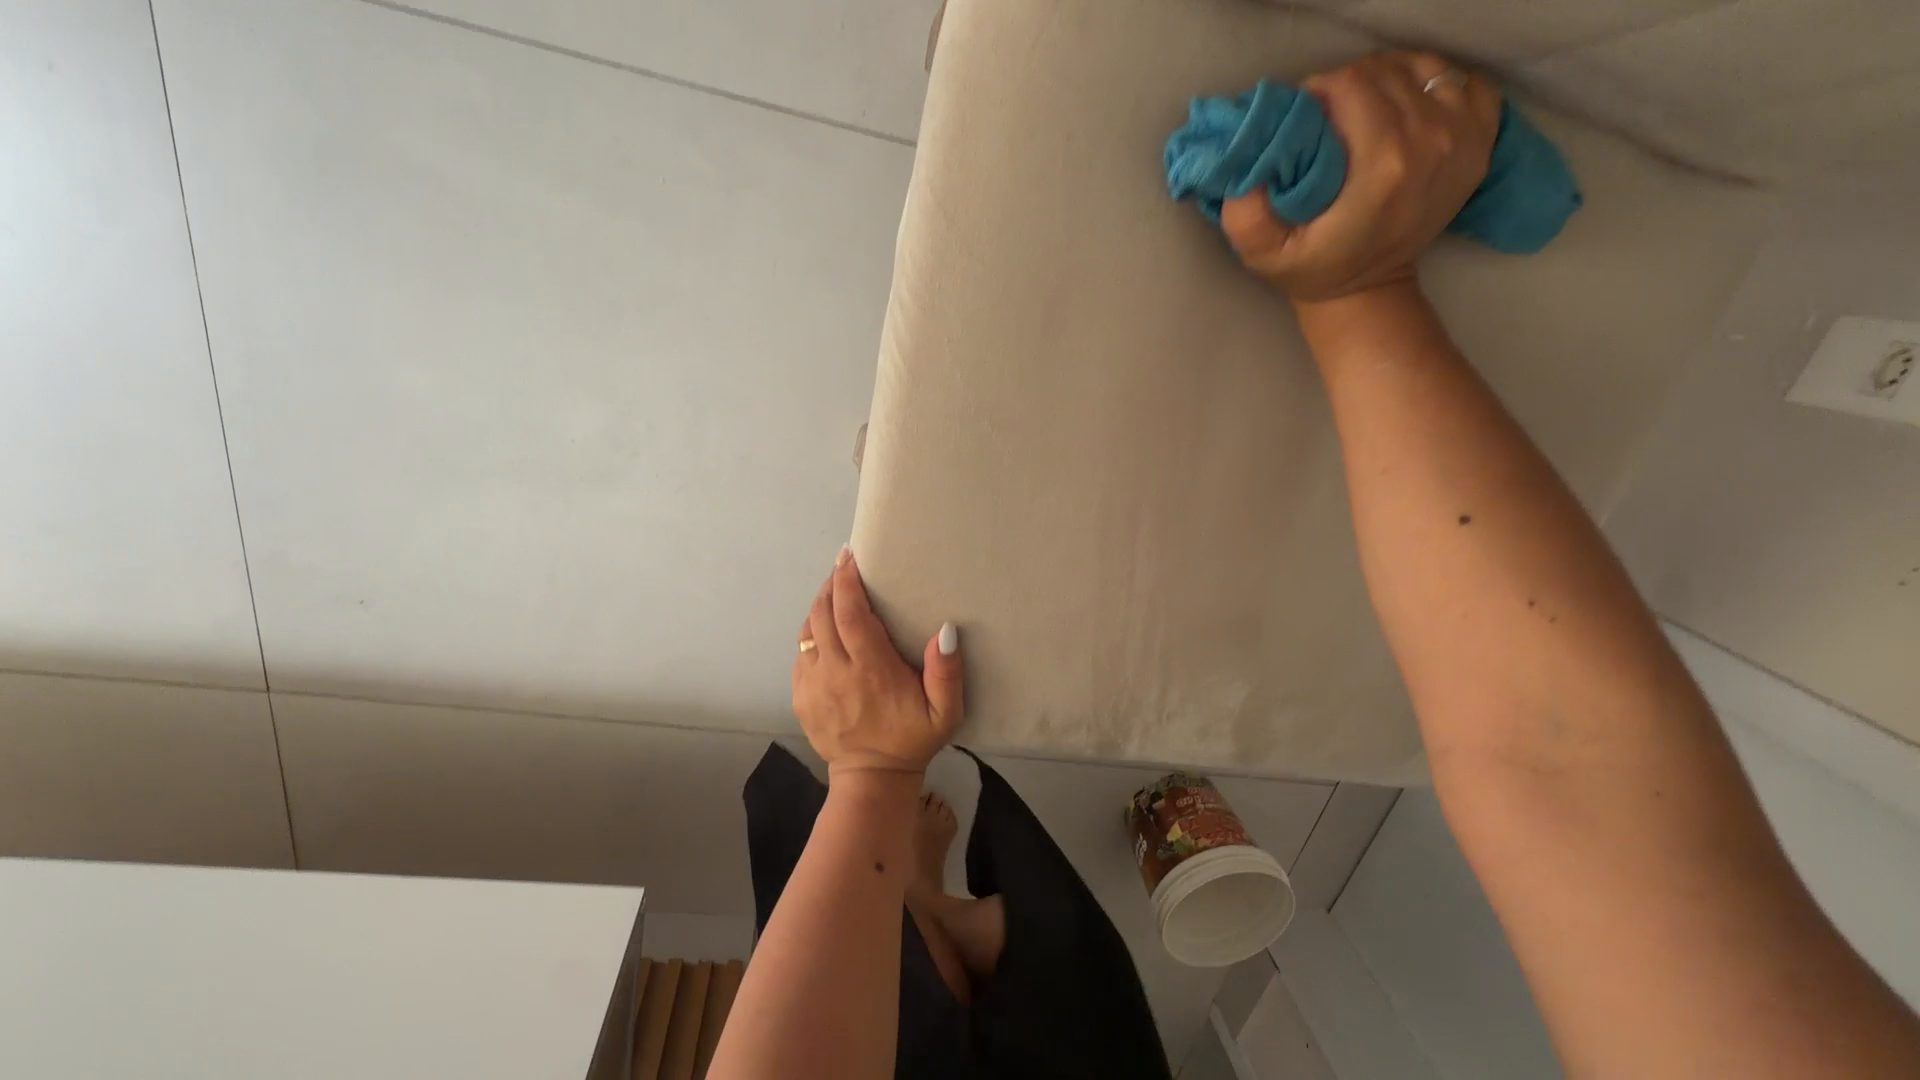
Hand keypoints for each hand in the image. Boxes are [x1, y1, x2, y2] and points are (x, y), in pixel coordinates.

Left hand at [793, 548, 963, 776]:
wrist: (871, 779)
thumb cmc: (912, 739)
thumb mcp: (945, 713)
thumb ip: (946, 673)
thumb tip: (944, 631)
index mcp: (870, 670)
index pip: (850, 614)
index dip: (846, 581)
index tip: (848, 556)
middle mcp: (835, 672)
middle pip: (822, 614)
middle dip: (831, 585)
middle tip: (844, 566)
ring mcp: (813, 684)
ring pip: (807, 631)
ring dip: (819, 606)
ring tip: (834, 591)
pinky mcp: (800, 696)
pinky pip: (801, 653)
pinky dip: (812, 633)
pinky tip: (825, 629)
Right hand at [1221, 52, 1499, 302]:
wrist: (1368, 291)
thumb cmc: (1311, 269)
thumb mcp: (1262, 254)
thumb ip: (1245, 213)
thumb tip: (1251, 160)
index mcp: (1383, 165)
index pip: (1352, 83)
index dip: (1320, 88)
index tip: (1304, 113)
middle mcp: (1432, 142)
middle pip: (1386, 72)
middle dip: (1349, 83)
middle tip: (1328, 113)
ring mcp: (1463, 138)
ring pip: (1422, 68)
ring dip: (1387, 79)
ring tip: (1363, 109)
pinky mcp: (1481, 141)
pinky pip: (1462, 82)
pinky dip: (1433, 84)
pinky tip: (1407, 106)